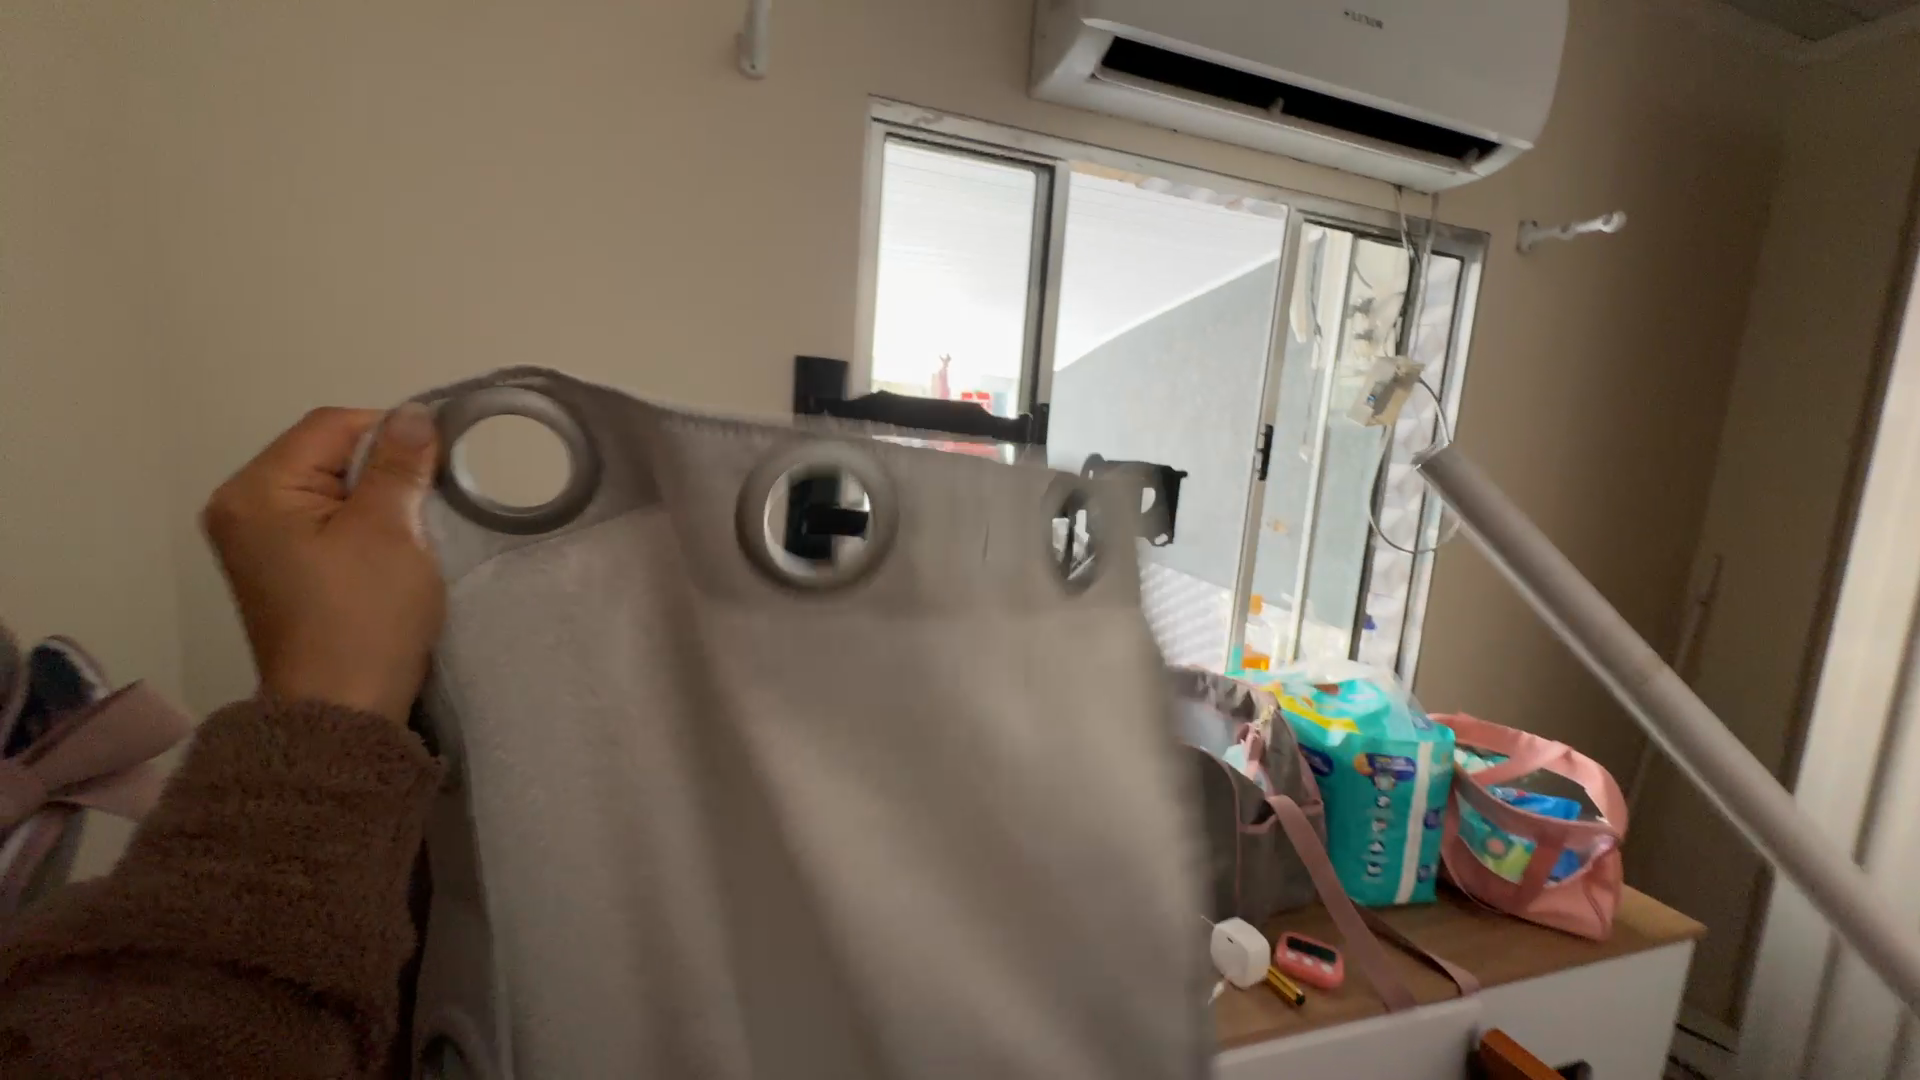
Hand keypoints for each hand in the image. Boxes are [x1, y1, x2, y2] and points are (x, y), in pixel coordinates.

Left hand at [203, 404, 444, 723]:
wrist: (345, 702)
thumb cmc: (366, 612)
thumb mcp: (390, 530)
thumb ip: (399, 465)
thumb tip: (416, 411)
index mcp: (257, 491)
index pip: (330, 426)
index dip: (392, 428)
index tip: (444, 454)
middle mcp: (244, 506)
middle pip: (326, 453)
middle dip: (387, 463)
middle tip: (439, 489)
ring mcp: (260, 538)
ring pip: (333, 486)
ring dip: (382, 492)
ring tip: (423, 516)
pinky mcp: (285, 563)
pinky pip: (329, 517)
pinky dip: (368, 518)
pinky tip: (398, 538)